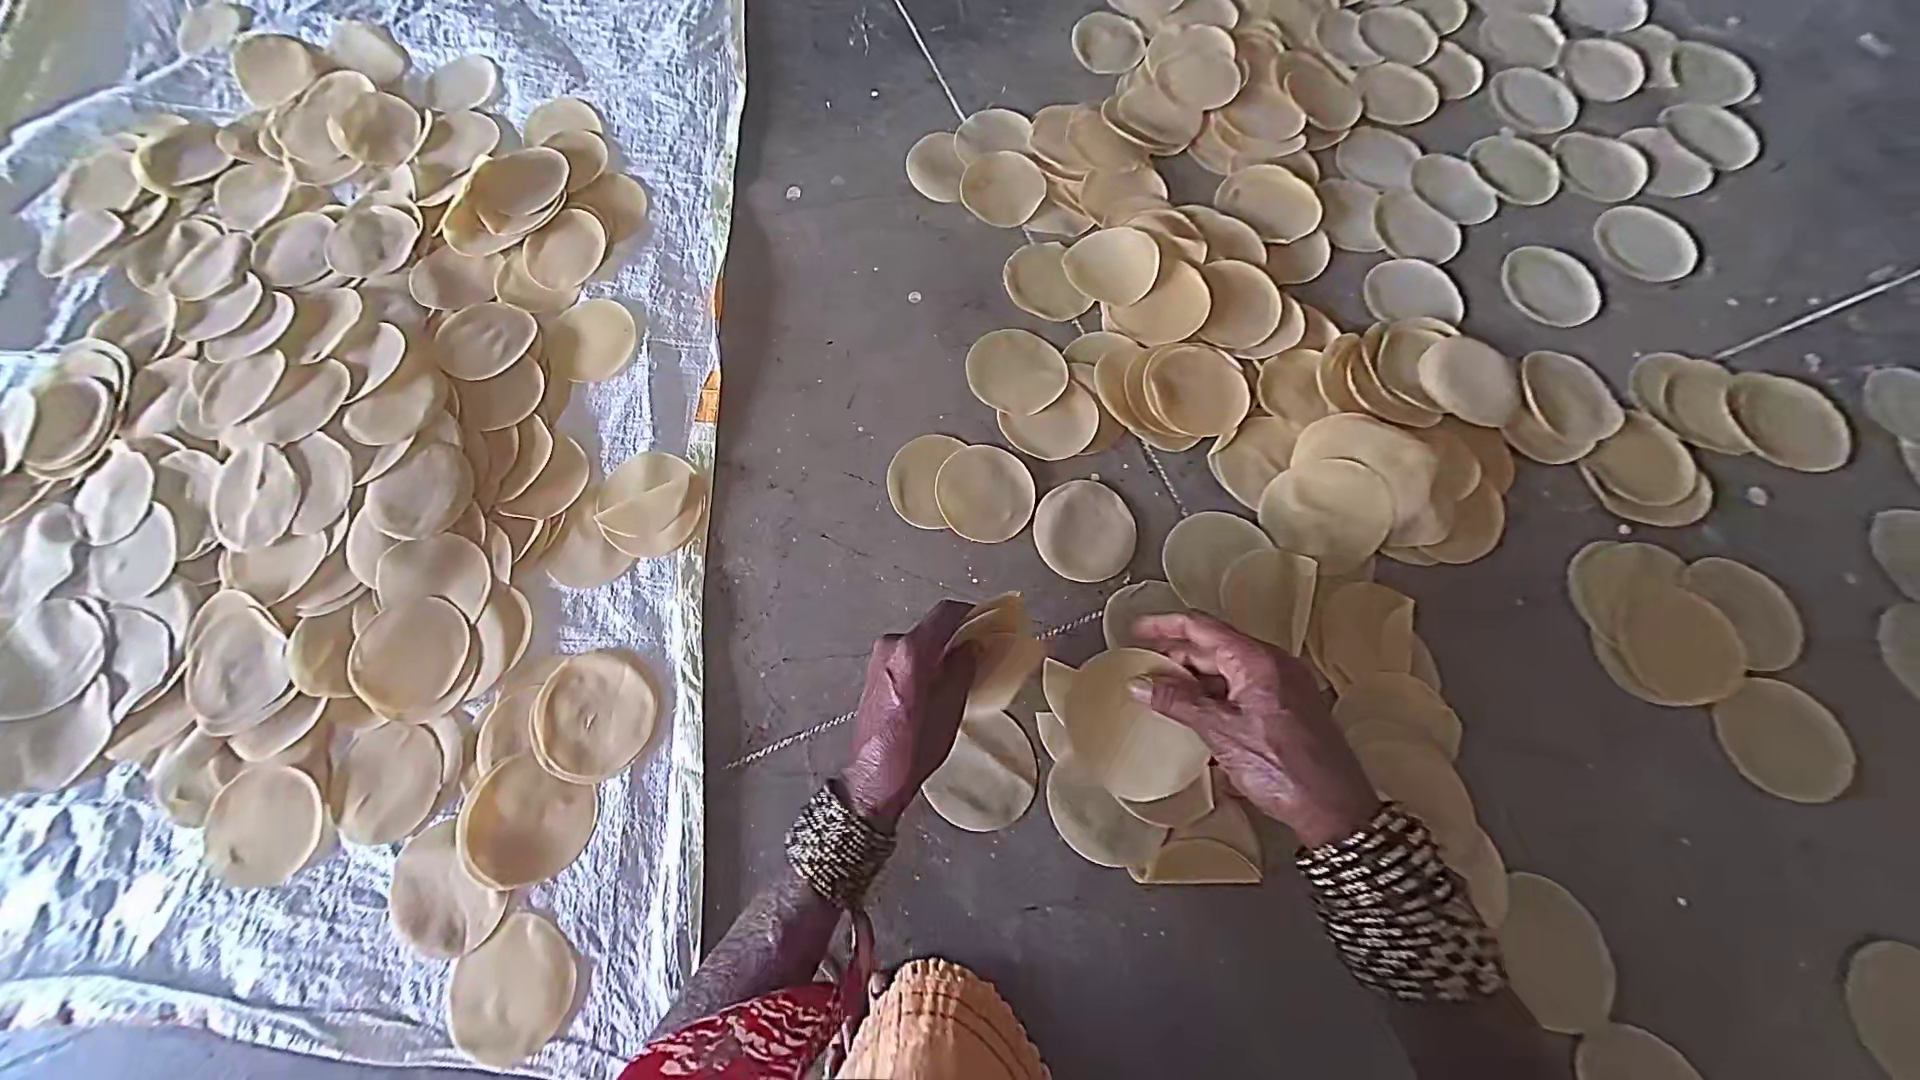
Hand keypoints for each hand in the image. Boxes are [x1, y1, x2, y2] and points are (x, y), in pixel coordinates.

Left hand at [839, 599, 978, 828]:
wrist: (875, 776)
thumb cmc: (912, 746)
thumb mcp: (952, 706)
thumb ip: (963, 667)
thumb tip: (973, 646)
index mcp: (911, 651)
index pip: (945, 613)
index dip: (971, 612)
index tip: (988, 619)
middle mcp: (891, 647)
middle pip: (932, 626)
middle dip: (958, 633)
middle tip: (981, 647)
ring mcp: (879, 658)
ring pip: (920, 642)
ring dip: (942, 649)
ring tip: (962, 668)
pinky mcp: (875, 672)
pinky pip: (907, 655)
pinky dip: (926, 660)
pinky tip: (940, 679)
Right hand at [1129, 612, 1378, 847]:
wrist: (1337, 812)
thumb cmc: (1283, 770)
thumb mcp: (1221, 732)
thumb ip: (1177, 702)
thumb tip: (1139, 683)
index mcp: (1257, 660)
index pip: (1201, 627)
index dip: (1164, 625)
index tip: (1136, 630)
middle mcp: (1272, 664)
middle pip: (1213, 646)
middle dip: (1176, 655)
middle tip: (1144, 669)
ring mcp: (1282, 684)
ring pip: (1226, 668)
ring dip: (1193, 677)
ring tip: (1162, 693)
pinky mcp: (1286, 705)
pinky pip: (1241, 686)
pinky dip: (1213, 693)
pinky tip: (1193, 712)